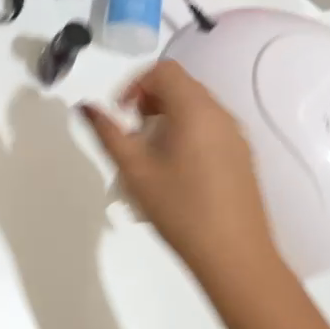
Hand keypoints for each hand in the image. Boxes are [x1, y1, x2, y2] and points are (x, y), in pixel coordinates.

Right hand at [82, 61, 277, 279]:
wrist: (236, 258)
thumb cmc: (180, 210)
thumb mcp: (135, 170)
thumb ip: (107, 132)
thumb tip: (85, 106)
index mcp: (194, 108)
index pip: (163, 70)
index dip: (135, 85)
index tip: (122, 117)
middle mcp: (219, 112)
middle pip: (180, 85)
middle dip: (150, 101)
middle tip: (134, 136)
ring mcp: (236, 134)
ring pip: (197, 106)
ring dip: (168, 116)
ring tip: (152, 156)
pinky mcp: (244, 156)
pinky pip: (211, 126)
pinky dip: (189, 132)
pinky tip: (179, 172)